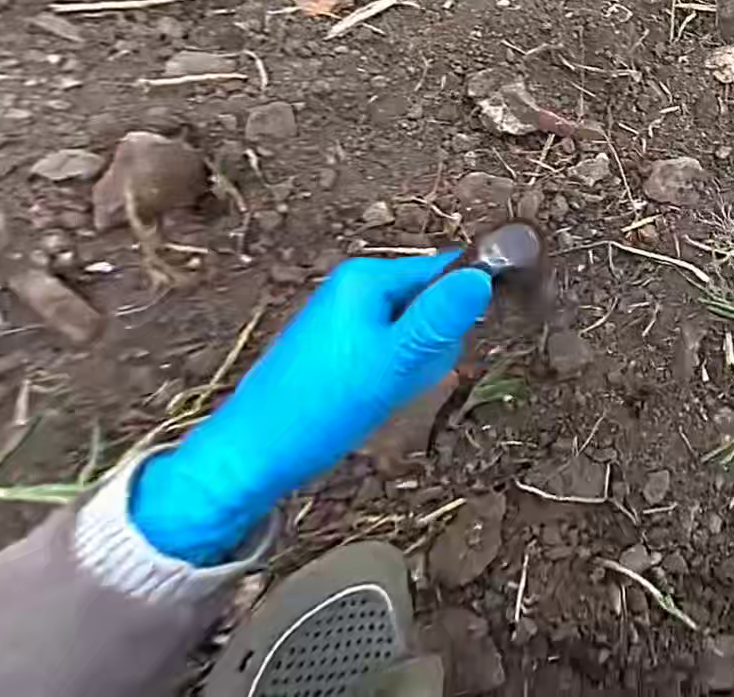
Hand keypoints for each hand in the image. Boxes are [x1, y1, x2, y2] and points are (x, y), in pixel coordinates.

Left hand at [131, 251, 491, 563]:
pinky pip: (401, 343)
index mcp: (369, 276)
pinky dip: (402, 367)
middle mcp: (359, 284)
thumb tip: (484, 275)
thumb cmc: (320, 408)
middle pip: (438, 298)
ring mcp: (351, 312)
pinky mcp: (347, 339)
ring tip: (393, 384)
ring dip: (421, 357)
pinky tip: (382, 388)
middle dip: (437, 338)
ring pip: (423, 325)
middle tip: (411, 370)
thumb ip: (440, 317)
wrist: (249, 462)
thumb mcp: (393, 360)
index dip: (462, 306)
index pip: (450, 271)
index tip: (448, 341)